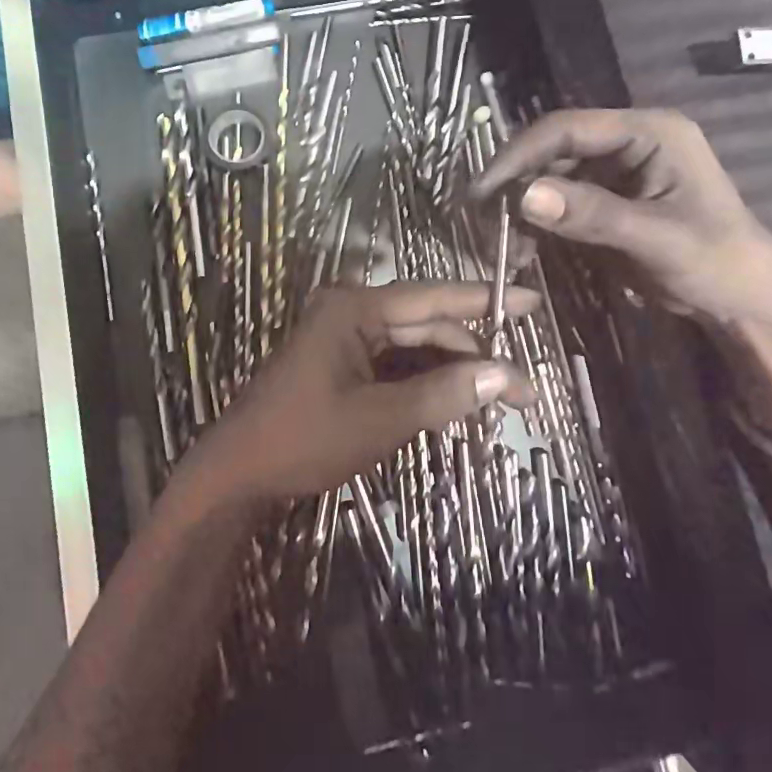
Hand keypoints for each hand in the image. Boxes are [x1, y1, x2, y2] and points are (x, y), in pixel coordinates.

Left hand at [179, 283, 538, 503]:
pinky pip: (397, 368)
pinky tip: (456, 405)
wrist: (238, 474)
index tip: (532, 302)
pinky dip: (427, 385)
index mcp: (355, 310)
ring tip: (495, 403)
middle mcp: (352, 315)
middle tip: (519, 393)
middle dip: (474, 356)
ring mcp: (346, 342)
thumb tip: (503, 376)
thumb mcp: (380, 419)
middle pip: (428, 327)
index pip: (434, 298)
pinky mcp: (344, 368)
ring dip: (453, 373)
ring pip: (416, 350)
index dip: (486, 300)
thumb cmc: (304, 439)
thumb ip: (443, 394)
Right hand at [471, 109, 771, 333]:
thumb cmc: (716, 260)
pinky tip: (522, 253)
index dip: (520, 155)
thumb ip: (593, 215)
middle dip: (515, 187)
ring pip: (550, 180)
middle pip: (553, 153)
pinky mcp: (606, 203)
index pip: (568, 129)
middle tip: (480, 224)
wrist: (742, 297)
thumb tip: (523, 196)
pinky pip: (559, 206)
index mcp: (648, 132)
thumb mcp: (656, 238)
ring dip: (521, 211)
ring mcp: (615, 174)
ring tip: (500, 247)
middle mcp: (626, 144)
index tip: (482, 190)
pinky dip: (536, 228)